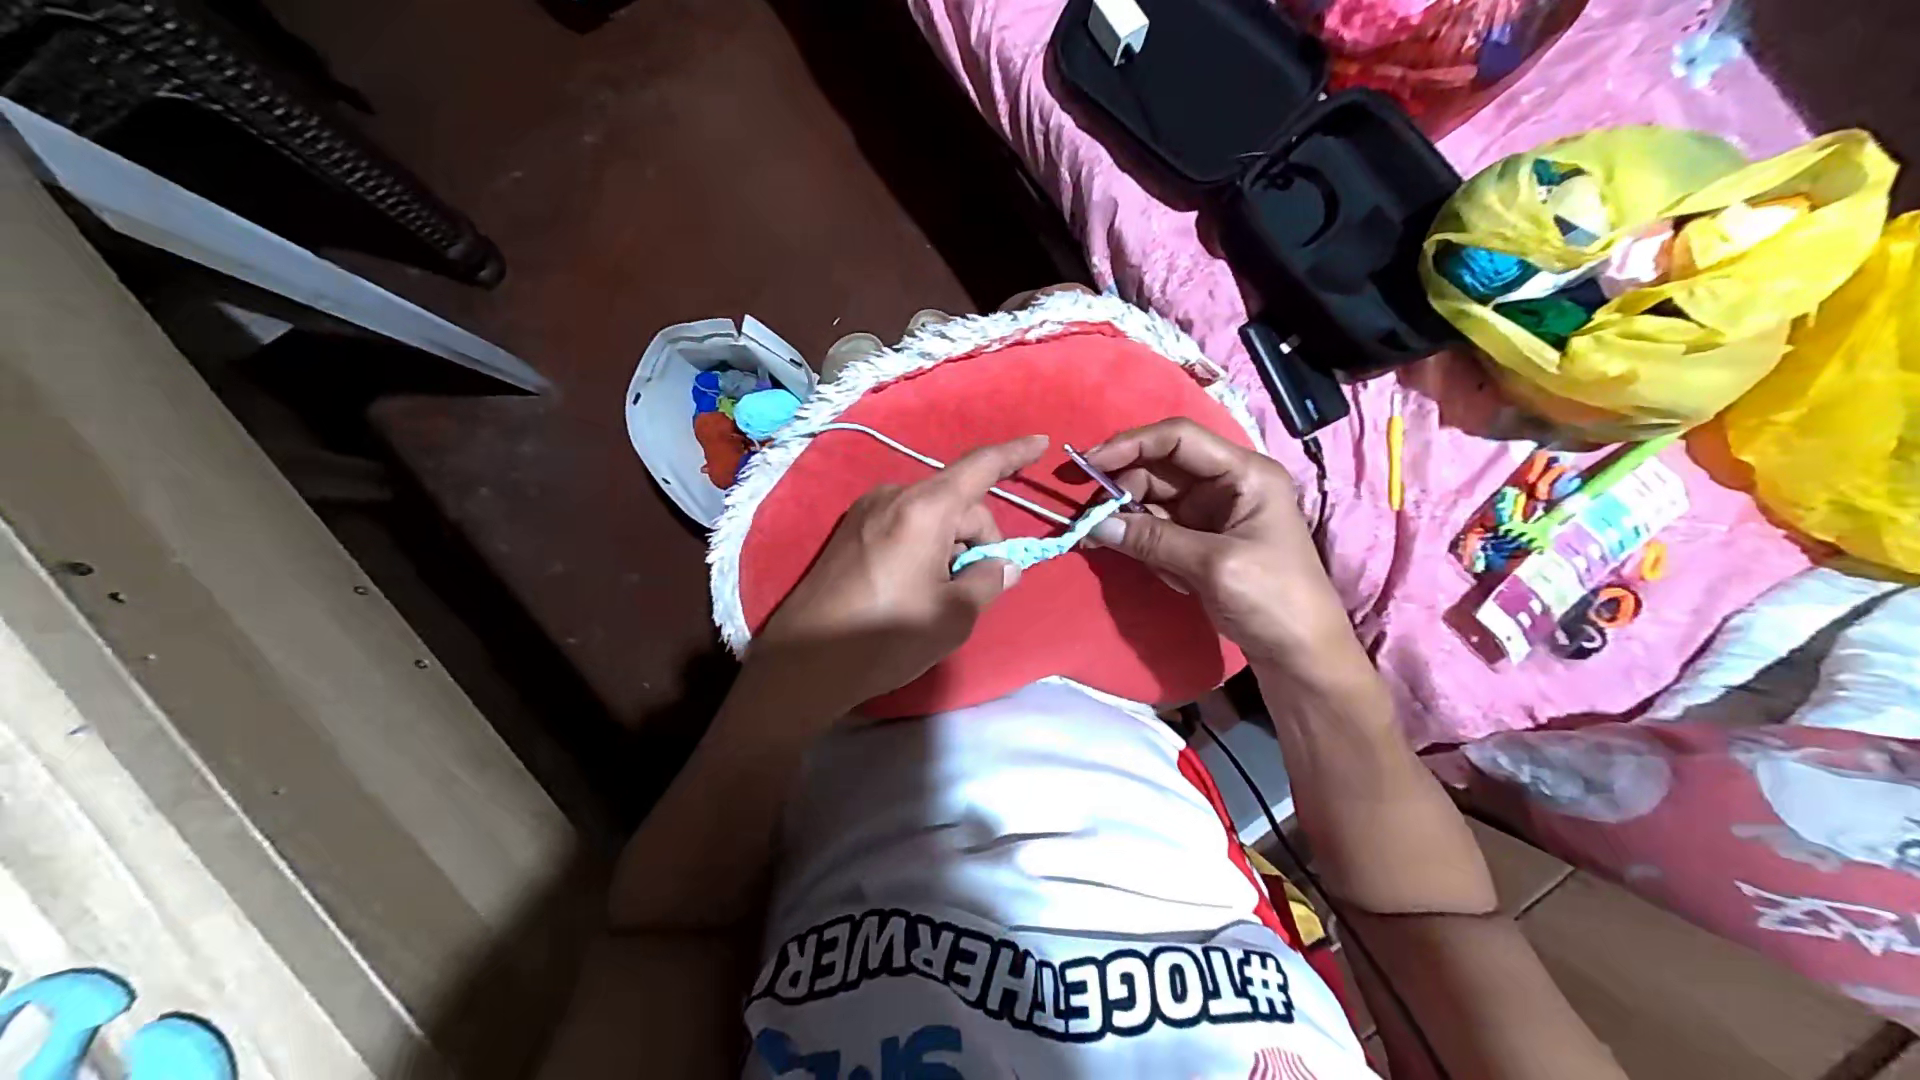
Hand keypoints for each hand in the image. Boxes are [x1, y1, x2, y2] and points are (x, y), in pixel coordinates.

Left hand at [747, 434, 1047, 714]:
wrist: (805, 661)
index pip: (980, 467)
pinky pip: (905, 524)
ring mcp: (867, 511)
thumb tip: (1004, 565)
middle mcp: (894, 497)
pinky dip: (925, 545)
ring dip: (950, 544)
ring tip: (940, 594)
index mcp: (924, 509)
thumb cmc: (886, 637)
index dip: (1014, 454)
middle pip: (957, 501)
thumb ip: (988, 581)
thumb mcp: (954, 616)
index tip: (1042, 442)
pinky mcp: (850, 531)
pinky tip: (914, 586)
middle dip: (978, 537)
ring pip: (931, 515)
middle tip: (976, 587)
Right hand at [1082, 419, 1357, 674]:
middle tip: (1086, 516)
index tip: (1089, 464)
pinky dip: (1138, 538)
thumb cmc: (1274, 600)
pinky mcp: (1198, 539)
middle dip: (1120, 486)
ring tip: (1095, 539)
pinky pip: (1155, 526)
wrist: (1300, 654)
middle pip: (1159, 467)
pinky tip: (1132, 556)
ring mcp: (1210, 512)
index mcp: (1244, 474)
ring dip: (1123, 515)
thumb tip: (1096, 524)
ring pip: (1151, 498)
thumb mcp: (1214, 566)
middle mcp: (1225, 484)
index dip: (1131, 444)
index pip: (1179, 439)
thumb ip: (1154, 539)